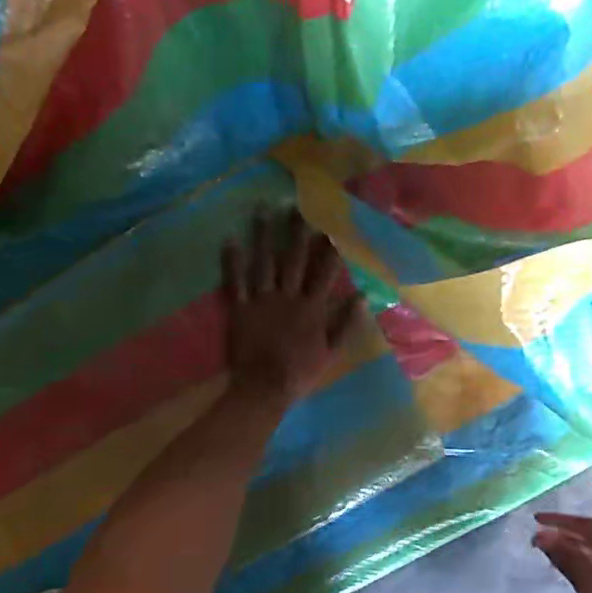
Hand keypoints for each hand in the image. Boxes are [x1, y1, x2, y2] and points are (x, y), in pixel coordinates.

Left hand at [221, 207, 362, 405]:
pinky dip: (232, 261)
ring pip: (263, 262)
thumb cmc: (300, 373)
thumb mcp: (331, 352)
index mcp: (312, 308)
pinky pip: (235, 282)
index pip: (324, 272)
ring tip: (261, 209)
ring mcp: (262, 301)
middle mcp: (288, 297)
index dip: (328, 247)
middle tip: (296, 204)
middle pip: (293, 259)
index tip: (332, 223)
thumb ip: (345, 323)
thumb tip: (361, 295)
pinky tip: (230, 239)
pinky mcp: (240, 309)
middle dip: (296, 230)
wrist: (265, 388)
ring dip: (263, 235)